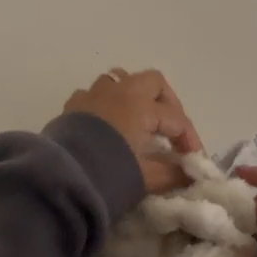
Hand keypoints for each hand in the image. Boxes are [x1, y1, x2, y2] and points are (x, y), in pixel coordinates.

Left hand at [63, 69, 203, 193]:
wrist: (62, 177)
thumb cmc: (109, 173)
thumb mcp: (146, 178)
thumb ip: (172, 174)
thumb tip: (188, 175)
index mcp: (142, 106)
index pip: (177, 119)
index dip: (190, 139)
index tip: (194, 160)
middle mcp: (120, 92)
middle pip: (153, 82)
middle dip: (168, 102)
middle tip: (170, 127)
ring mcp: (94, 95)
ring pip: (121, 79)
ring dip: (135, 95)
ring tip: (140, 118)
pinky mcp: (73, 105)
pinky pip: (94, 94)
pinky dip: (106, 104)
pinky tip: (107, 123)